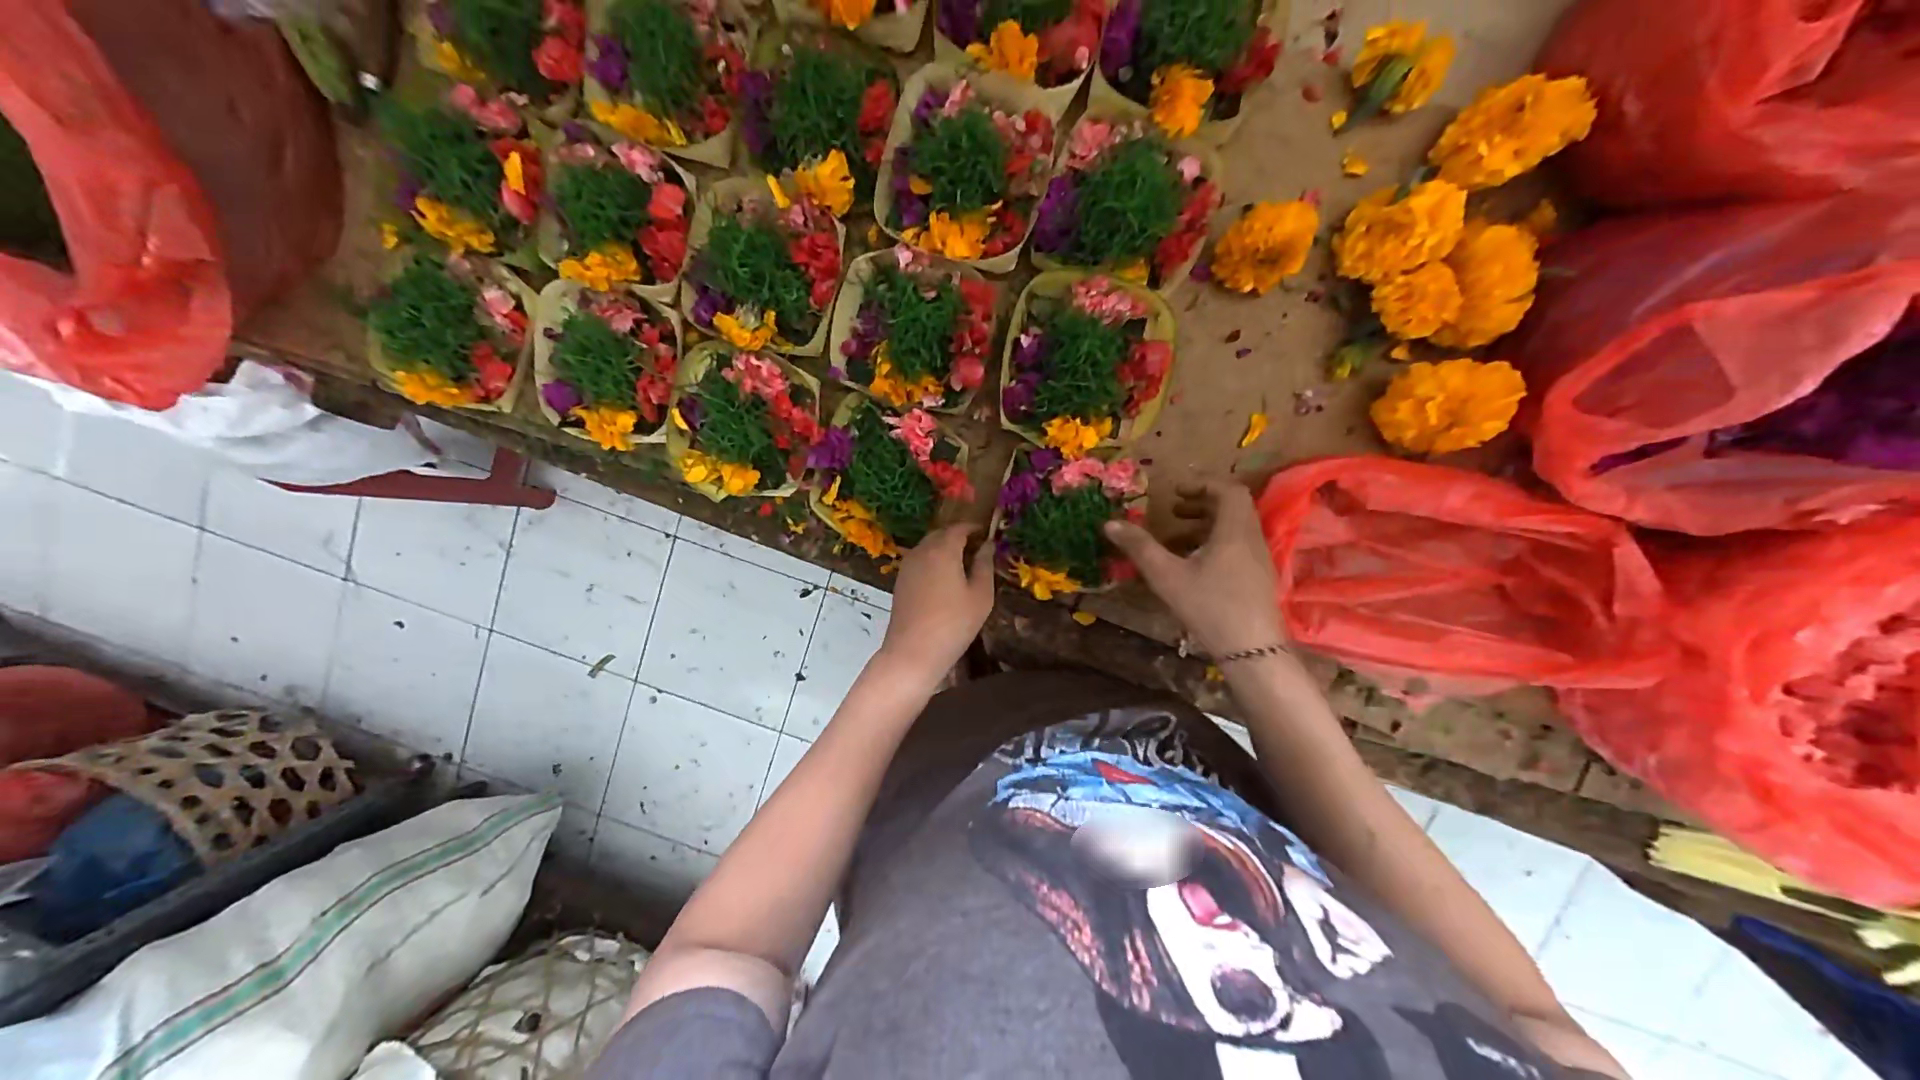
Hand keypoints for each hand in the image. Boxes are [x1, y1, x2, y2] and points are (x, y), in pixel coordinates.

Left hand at [875, 525, 994, 684]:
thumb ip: (985, 565)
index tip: (987, 535)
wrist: (913, 652)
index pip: (959, 528)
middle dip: (959, 537)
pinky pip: (920, 561)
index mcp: (942, 549)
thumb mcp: (980, 595)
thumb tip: (987, 545)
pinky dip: (933, 562)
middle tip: (977, 550)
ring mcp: (907, 566)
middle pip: (941, 534)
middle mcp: (921, 551)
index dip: (974, 529)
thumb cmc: (954, 623)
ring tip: (963, 567)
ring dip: (945, 550)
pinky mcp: (900, 581)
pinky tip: (945, 581)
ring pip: (928, 547)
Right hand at [1104, 481, 1284, 657]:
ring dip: (1205, 525)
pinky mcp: (1258, 578)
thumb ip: (1140, 547)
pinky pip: (1237, 547)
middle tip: (1173, 510)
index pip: (1229, 489)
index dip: (1203, 483)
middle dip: (1201, 504)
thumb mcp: (1167, 575)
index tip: (1176, 491)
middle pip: (1232, 507)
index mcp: (1234, 530)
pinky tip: (1192, 566)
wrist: (1252, 649)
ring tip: (1175, 539)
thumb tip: (1110, 523)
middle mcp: (1251, 538)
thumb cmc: (1209, 606)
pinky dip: (1214, 544)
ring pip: (1234, 529)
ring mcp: (1259, 559)